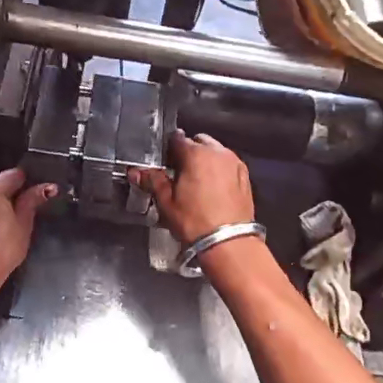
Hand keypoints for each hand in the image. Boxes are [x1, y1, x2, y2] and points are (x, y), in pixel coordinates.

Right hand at [129, 131, 254, 245]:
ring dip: (205, 160)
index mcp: (195, 154)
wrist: (229, 242)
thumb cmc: (196, 223)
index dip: (168, 149)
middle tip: (179, 173)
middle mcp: (217, 152)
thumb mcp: (167, 203)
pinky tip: (213, 189)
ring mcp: (234, 163)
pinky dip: (220, 170)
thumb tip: (137, 172)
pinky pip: (228, 165)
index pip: (177, 139)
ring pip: (216, 152)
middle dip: (189, 152)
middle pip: (199, 142)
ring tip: (197, 182)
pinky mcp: (245, 176)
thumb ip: (153, 181)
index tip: (164, 162)